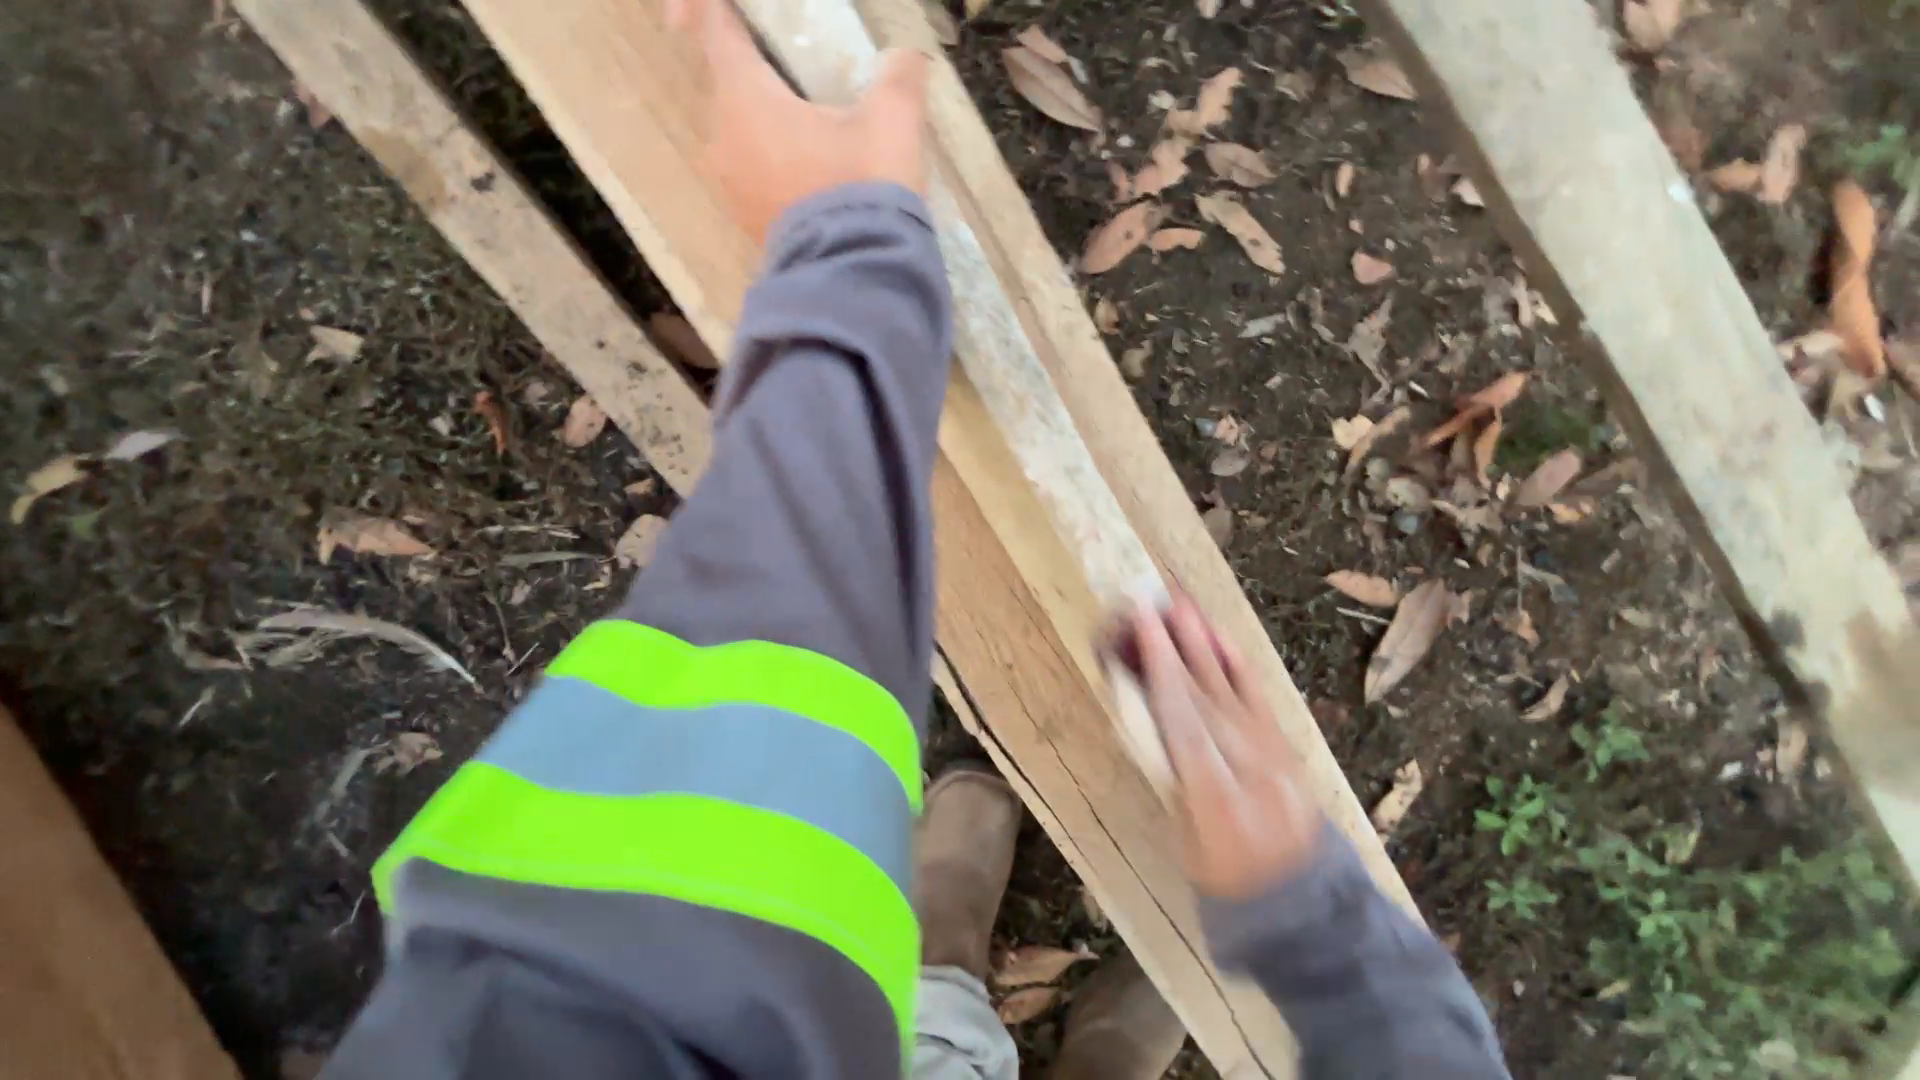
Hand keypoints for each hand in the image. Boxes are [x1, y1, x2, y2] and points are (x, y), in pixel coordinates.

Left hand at [668, 0, 931, 242]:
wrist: (851, 276)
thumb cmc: (861, 188)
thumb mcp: (892, 125)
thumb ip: (899, 80)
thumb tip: (908, 57)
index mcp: (746, 98)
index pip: (717, 33)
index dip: (711, 8)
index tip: (709, 4)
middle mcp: (723, 137)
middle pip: (729, 85)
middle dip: (756, 71)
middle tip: (797, 71)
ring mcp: (730, 183)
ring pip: (740, 131)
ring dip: (766, 121)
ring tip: (809, 124)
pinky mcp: (745, 220)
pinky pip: (751, 171)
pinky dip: (770, 159)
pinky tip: (808, 169)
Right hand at [1119, 593, 1321, 899]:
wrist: (1301, 895)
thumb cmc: (1226, 874)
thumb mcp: (1187, 836)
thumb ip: (1172, 775)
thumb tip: (1151, 717)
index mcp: (1213, 792)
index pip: (1181, 717)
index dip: (1159, 667)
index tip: (1141, 624)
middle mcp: (1245, 763)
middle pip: (1202, 693)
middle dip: (1176, 643)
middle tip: (1153, 600)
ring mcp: (1270, 750)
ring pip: (1229, 686)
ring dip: (1203, 641)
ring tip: (1182, 603)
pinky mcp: (1284, 743)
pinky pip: (1258, 696)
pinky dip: (1237, 663)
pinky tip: (1220, 637)